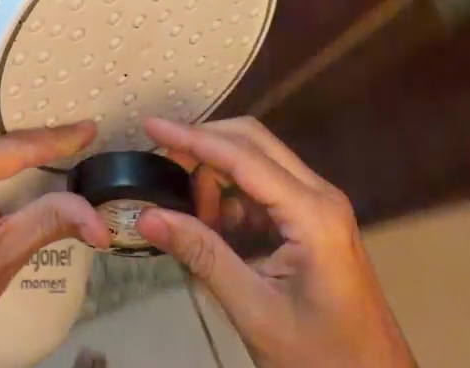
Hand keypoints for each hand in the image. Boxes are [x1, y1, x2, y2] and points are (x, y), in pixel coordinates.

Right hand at [137, 117, 414, 367]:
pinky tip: (214, 229)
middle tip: (161, 164)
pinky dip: (233, 196)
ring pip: (258, 160)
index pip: (242, 156)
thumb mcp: (255, 311)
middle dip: (203, 145)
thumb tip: (147, 216)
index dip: (192, 137)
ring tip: (192, 218)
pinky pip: (266, 187)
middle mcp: (320, 195)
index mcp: (312, 214)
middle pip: (252, 141)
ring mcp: (321, 206)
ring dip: (218, 175)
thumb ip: (202, 256)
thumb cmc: (321, 357)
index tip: (151, 125)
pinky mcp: (315, 221)